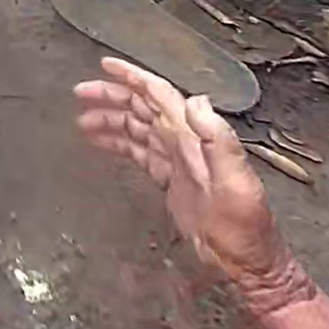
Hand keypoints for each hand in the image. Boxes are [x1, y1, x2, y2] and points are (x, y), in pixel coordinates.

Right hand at [75, 58, 299, 301]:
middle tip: (80, 92)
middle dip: (110, 95)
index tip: (106, 65)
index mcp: (193, 134)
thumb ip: (217, 139)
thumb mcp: (235, 182)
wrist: (247, 264)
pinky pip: (137, 150)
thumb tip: (195, 100)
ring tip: (82, 120)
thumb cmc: (243, 225)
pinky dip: (117, 142)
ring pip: (135, 126)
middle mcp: (181, 138)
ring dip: (109, 119)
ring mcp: (173, 157)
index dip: (132, 76)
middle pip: (140, 106)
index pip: (158, 94)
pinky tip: (99, 141)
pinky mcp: (167, 177)